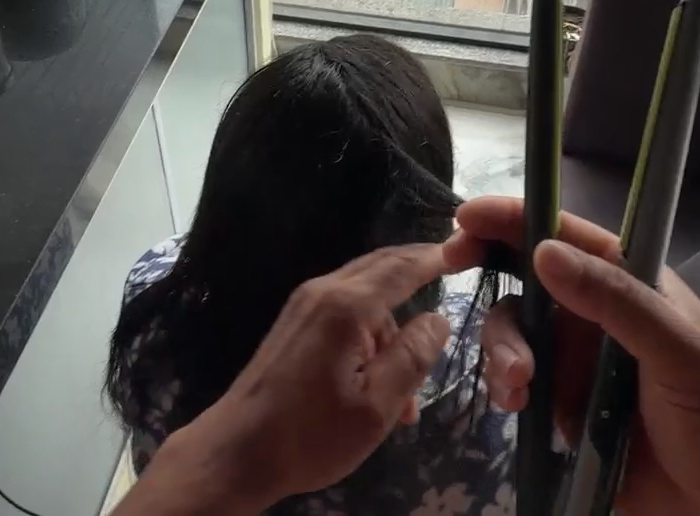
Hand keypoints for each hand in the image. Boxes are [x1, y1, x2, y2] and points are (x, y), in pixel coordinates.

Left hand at [115, 244, 457, 515]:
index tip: (460, 248)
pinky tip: (376, 380)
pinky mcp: (295, 322)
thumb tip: (438, 318)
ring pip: (362, 294)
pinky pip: (343, 311)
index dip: (432, 257)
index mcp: (346, 306)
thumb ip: (412, 357)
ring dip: (391, 324)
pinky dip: (368, 332)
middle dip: (414, 268)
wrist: (239, 449)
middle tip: (448, 270)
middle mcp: (323, 291)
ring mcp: (304, 304)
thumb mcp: (376, 406)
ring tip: (407, 391)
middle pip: (379, 266)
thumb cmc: (311, 433)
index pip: (400, 268)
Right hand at [444, 197, 699, 515]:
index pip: (563, 231)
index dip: (512, 217)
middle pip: (525, 270)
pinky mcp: (560, 401)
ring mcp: (574, 356)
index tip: (466, 218)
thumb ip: (615, 301)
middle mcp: (594, 309)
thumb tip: (542, 251)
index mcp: (628, 281)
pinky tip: (515, 404)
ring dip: (500, 343)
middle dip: (485, 264)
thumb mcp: (681, 355)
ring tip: (517, 381)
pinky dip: (503, 380)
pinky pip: (514, 374)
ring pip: (513, 325)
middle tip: (453, 266)